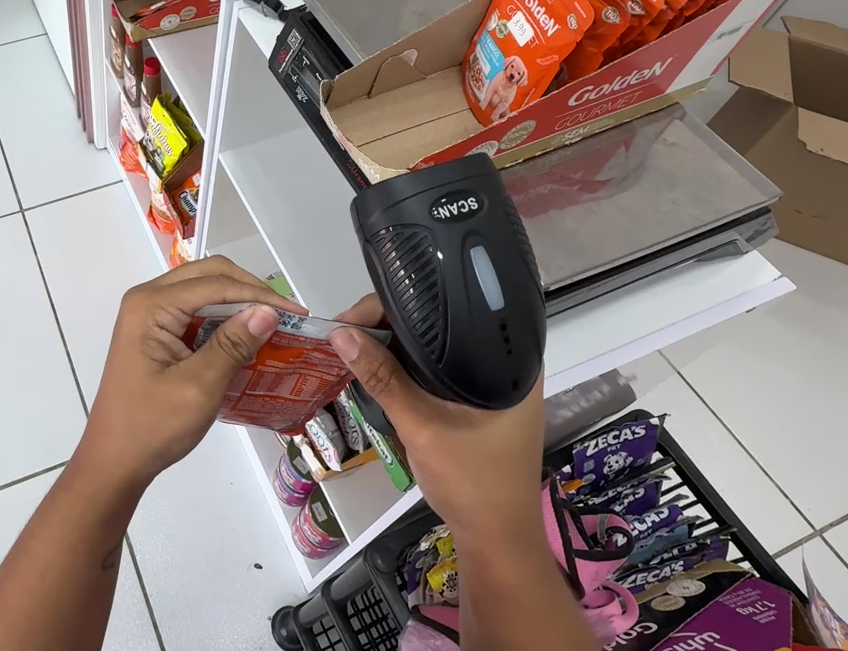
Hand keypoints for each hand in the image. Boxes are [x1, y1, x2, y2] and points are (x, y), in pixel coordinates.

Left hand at [78, 256, 305, 487]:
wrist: (114, 460)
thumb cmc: (152, 426)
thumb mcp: (198, 387)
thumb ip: (232, 345)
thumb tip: (269, 311)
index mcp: (151, 305)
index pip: (214, 283)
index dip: (258, 294)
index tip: (297, 313)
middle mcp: (148, 299)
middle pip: (208, 275)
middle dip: (250, 290)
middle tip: (287, 315)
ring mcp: (150, 314)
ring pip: (204, 290)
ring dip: (239, 303)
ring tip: (275, 324)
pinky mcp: (157, 331)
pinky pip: (196, 311)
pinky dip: (224, 319)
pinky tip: (249, 337)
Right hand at [330, 295, 545, 541]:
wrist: (497, 542)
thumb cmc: (472, 483)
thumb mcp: (421, 426)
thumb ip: (382, 378)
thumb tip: (340, 334)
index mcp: (507, 359)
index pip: (446, 309)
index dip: (394, 306)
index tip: (353, 318)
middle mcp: (502, 363)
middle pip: (435, 325)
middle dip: (386, 325)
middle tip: (345, 334)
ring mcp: (489, 384)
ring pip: (431, 348)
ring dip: (393, 346)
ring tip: (353, 346)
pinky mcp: (475, 400)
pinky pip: (434, 369)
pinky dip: (405, 366)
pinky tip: (378, 367)